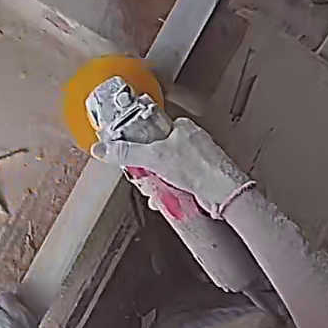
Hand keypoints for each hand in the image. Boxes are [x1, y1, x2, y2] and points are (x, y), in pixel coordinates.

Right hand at [91, 118, 250, 217]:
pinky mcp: (200, 179)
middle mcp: (191, 142)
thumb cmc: (199, 168)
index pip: (153, 129)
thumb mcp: (154, 157)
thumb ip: (127, 153)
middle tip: (142, 177)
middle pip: (158, 153)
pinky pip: (178, 184)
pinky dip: (170, 193)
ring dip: (158, 183)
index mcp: (182, 127)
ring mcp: (197, 161)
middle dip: (148, 169)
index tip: (130, 152)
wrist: (224, 192)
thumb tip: (102, 149)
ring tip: (155, 191)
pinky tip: (167, 199)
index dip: (140, 142)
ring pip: (167, 171)